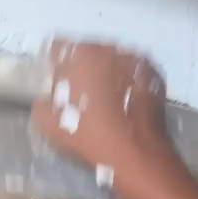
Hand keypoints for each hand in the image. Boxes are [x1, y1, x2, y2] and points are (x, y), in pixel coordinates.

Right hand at [33, 39, 175, 182]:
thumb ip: (43, 101)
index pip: (58, 45)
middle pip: (88, 49)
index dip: (54, 60)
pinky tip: (124, 98)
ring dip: (106, 69)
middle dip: (82, 64)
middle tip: (79, 87)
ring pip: (113, 57)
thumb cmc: (89, 135)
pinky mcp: (154, 74)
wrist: (135, 152)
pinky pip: (133, 70)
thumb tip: (47, 97)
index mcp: (79, 54)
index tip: (54, 75)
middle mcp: (108, 48)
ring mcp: (135, 59)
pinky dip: (126, 78)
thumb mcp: (49, 122)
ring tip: (104, 93)